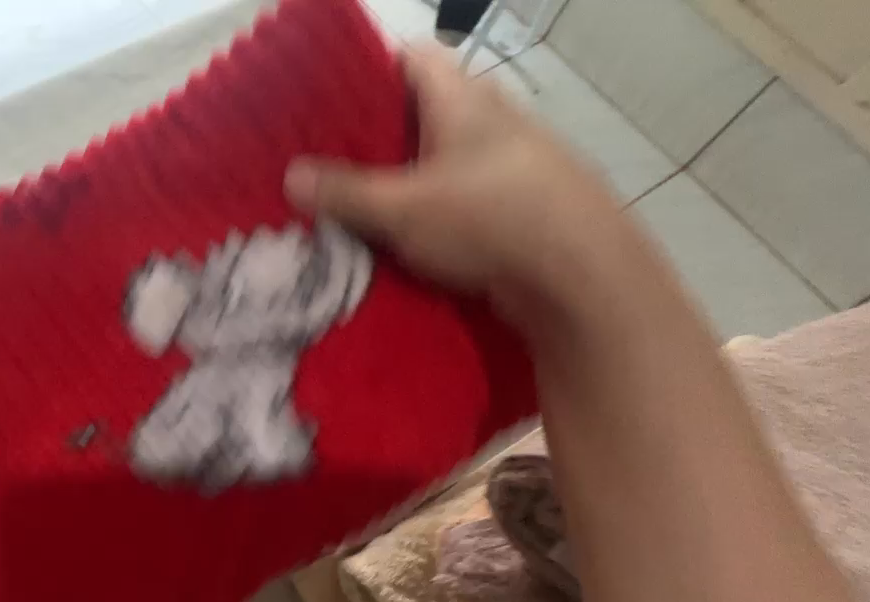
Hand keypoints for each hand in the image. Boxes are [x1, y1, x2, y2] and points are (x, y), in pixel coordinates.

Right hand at [284, 45, 662, 330]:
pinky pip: (455, 199)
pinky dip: (424, 213)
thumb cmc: (489, 219)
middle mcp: (487, 121)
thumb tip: (291, 176)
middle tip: (324, 164)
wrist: (578, 275)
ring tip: (350, 206)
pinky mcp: (512, 207)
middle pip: (419, 114)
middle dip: (372, 138)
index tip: (325, 101)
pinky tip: (397, 240)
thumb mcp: (402, 208)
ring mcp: (504, 165)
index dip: (366, 70)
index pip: (411, 58)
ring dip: (398, 182)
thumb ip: (345, 193)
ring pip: (437, 161)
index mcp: (462, 98)